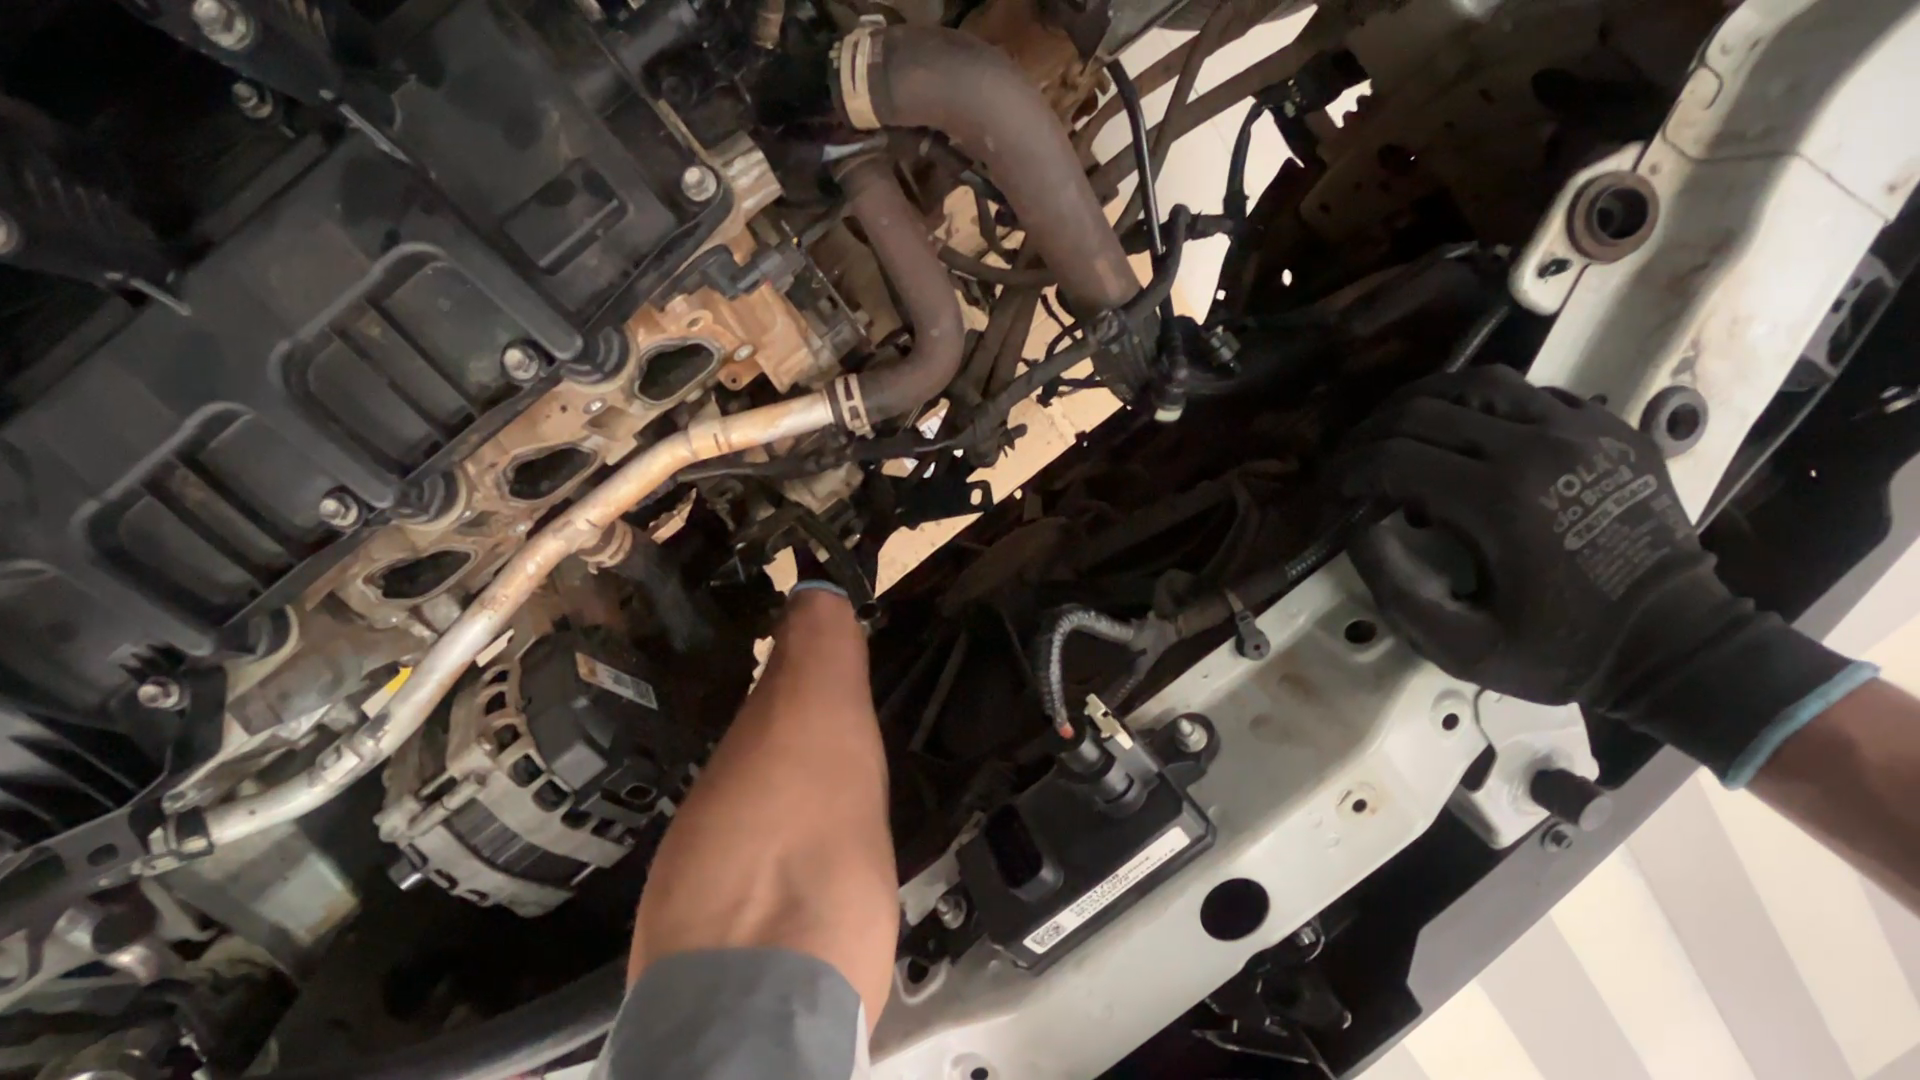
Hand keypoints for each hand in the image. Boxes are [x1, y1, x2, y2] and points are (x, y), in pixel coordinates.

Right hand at [1340, 366, 1859, 784]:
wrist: (1677, 644)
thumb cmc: (1561, 652)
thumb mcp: (1460, 645)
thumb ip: (1393, 585)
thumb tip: (1356, 525)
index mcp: (1501, 502)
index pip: (1395, 458)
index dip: (1349, 471)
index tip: (1333, 491)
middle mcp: (1539, 449)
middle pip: (1425, 410)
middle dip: (1371, 435)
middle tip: (1353, 464)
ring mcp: (1582, 430)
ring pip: (1478, 382)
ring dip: (1424, 403)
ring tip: (1399, 431)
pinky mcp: (1611, 428)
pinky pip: (1531, 392)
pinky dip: (1483, 405)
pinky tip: (1468, 435)